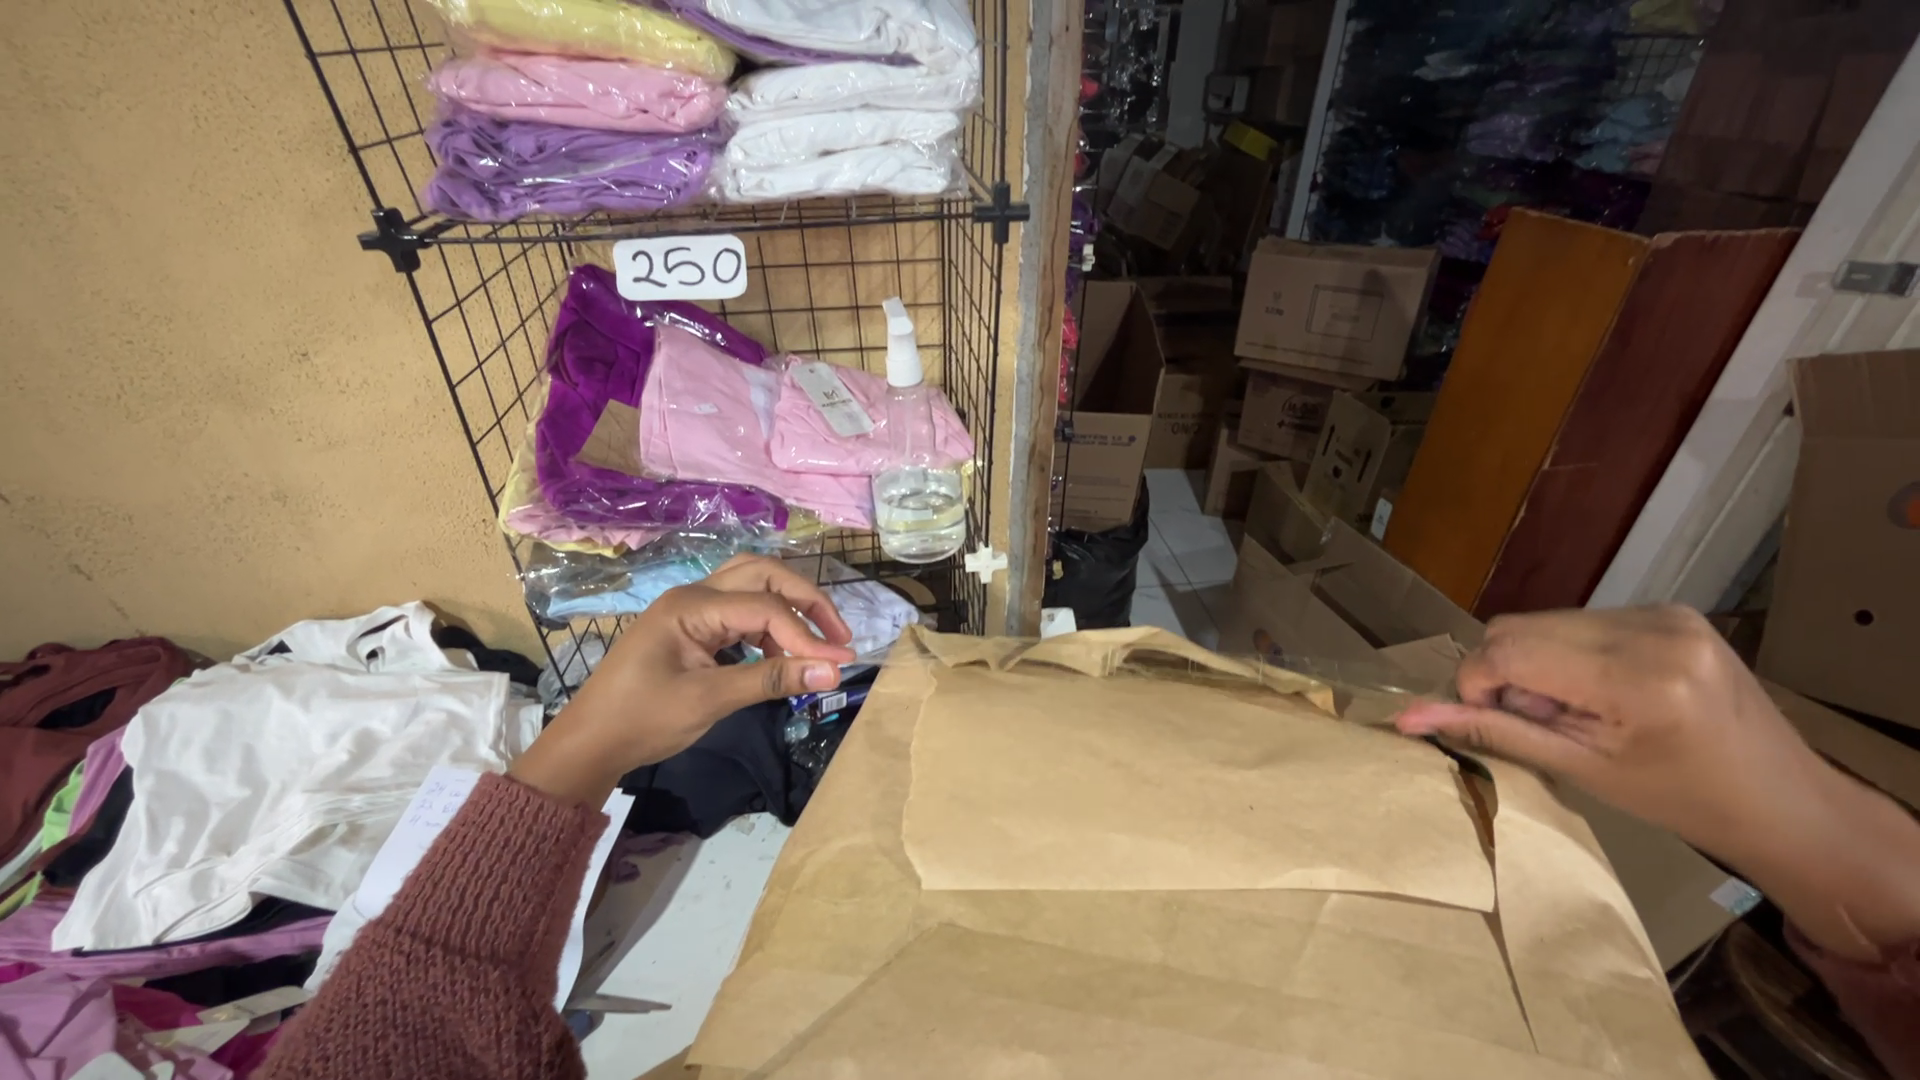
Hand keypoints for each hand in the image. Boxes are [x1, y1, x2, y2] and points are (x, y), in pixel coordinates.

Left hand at [510, 555, 855, 805]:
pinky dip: (770, 627)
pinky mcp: (694, 628)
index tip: (839, 664)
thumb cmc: (642, 720)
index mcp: (692, 605)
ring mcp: (693, 609)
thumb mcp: (710, 700)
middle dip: (806, 601)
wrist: (590, 743)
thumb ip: (772, 680)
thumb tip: (832, 671)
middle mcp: (695, 595)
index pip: (766, 607)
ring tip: (816, 645)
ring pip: (754, 588)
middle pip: (764, 575)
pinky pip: (742, 613)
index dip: (807, 635)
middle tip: (838, 635)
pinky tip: (783, 654)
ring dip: (790, 609)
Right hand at [1397, 605, 1919, 960]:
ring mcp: (1664, 613)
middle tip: (1541, 719)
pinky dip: (1562, 652)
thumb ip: (1489, 731)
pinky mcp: (1668, 610)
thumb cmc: (1679, 799)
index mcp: (1636, 679)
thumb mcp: (1579, 770)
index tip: (1493, 721)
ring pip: (1539, 621)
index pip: (1506, 651)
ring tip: (1575, 707)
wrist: (1785, 801)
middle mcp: (1651, 629)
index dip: (1476, 684)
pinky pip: (1574, 619)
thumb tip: (1403, 717)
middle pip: (1515, 628)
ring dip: (1532, 662)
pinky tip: (1597, 688)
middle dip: (1504, 673)